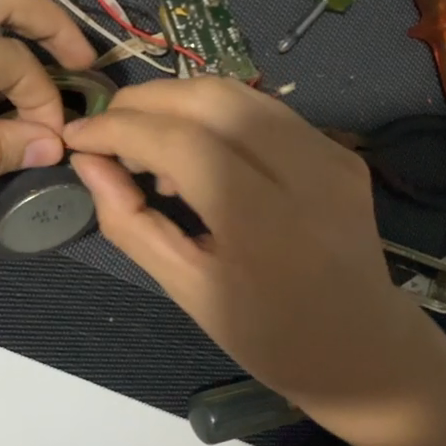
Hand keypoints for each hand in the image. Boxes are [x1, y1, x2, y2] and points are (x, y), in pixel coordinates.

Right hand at [62, 78, 445, 428]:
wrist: (369, 354)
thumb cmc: (270, 338)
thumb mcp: (188, 292)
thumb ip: (131, 222)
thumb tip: (88, 163)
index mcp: (268, 226)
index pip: (181, 143)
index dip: (118, 130)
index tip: (76, 136)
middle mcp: (307, 174)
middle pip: (210, 98)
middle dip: (143, 103)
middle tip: (106, 132)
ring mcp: (331, 154)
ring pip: (235, 91)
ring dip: (175, 103)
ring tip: (146, 146)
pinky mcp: (338, 149)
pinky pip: (259, 108)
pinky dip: (210, 114)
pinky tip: (193, 153)